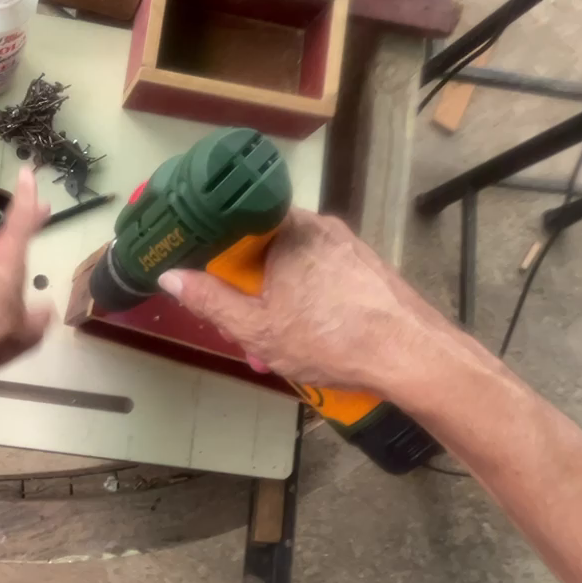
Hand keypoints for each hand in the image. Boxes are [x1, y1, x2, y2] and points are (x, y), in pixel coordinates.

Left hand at [0, 166, 53, 374]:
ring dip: (10, 255)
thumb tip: (44, 310)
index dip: (27, 196)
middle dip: (25, 224)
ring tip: (23, 262)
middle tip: (39, 212)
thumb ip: (40, 319)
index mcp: (8, 260)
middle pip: (8, 236)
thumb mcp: (27, 333)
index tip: (27, 172)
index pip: (21, 219)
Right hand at [157, 209, 457, 395]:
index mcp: (285, 229)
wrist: (411, 355)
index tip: (209, 291)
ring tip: (276, 347)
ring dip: (275, 305)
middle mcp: (317, 226)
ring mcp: (346, 245)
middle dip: (247, 295)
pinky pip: (318, 278)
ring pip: (290, 269)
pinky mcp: (365, 267)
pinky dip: (305, 304)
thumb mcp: (255, 328)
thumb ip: (209, 300)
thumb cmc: (328, 339)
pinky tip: (309, 338)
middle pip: (260, 253)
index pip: (231, 228)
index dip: (214, 261)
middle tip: (245, 335)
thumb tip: (171, 276)